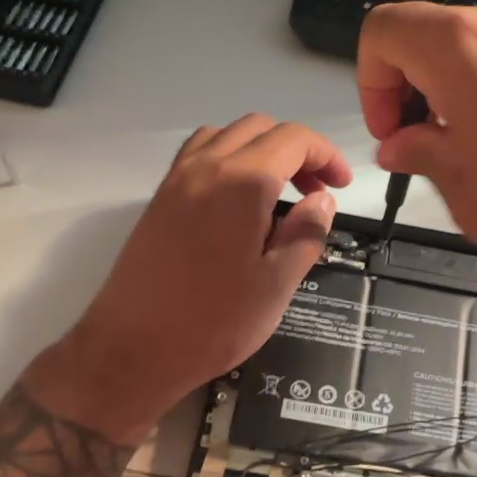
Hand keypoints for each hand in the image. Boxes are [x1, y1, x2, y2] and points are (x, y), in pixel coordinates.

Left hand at [28, 115, 352, 442]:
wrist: (133, 347)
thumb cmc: (214, 322)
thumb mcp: (275, 285)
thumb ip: (305, 235)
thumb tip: (322, 201)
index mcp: (243, 182)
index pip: (294, 140)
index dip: (326, 155)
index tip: (342, 186)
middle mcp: (207, 166)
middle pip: (260, 129)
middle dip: (297, 150)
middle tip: (316, 192)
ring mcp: (177, 180)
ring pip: (226, 135)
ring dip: (261, 150)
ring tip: (278, 192)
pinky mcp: (159, 199)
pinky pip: (199, 155)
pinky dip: (228, 159)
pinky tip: (238, 201)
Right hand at [358, 0, 476, 306]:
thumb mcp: (462, 190)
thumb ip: (420, 152)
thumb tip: (401, 144)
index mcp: (462, 45)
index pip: (384, 32)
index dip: (371, 85)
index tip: (390, 133)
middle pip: (431, 37)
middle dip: (414, 91)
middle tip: (424, 150)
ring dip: (456, 93)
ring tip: (474, 157)